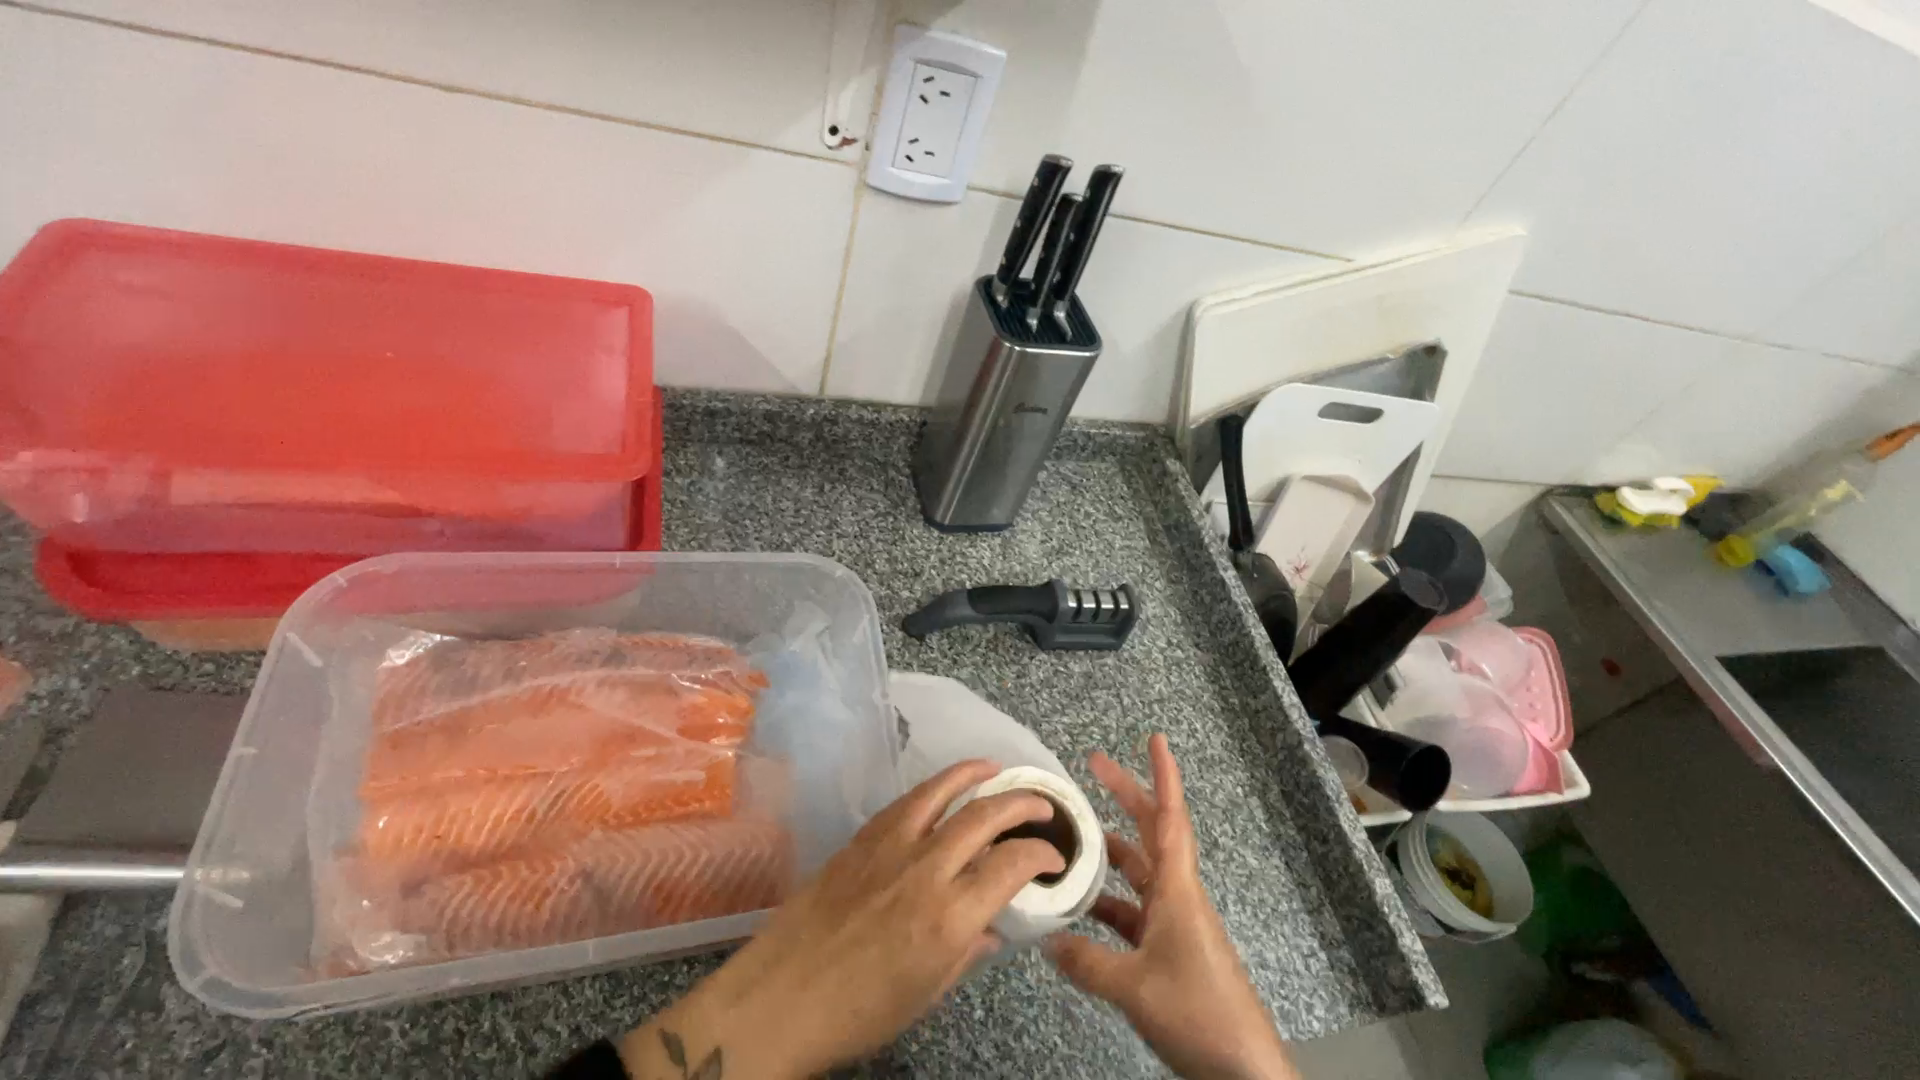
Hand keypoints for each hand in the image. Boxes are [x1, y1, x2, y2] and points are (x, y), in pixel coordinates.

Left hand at [615, 759, 1063, 1079]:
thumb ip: (968, 949)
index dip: (1042, 854)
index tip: (1053, 857)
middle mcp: (925, 869)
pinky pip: (906, 802)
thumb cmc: (859, 1011)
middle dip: (1023, 803)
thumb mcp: (928, 993)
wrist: (779, 998)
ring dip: (975, 774)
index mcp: (949, 916)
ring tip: (997, 769)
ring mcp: (890, 847)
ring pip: (942, 791)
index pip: (1012, 865)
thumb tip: (993, 925)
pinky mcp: (861, 838)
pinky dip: (934, 787)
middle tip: (1043, 806)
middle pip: (985, 816)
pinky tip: (944, 789)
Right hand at [1047, 735, 1297, 1079]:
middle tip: (1092, 766)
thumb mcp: (1134, 988)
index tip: (1155, 738)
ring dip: (1109, 853)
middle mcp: (1177, 897)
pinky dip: (1107, 906)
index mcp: (1177, 890)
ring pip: (1138, 874)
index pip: (1170, 819)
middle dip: (1125, 796)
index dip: (1163, 776)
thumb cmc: (1198, 1012)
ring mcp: (1174, 925)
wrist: (1244, 1070)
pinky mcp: (1169, 953)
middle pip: (1151, 834)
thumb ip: (1086, 962)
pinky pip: (1133, 915)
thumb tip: (1046, 941)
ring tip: (1070, 838)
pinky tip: (1078, 914)